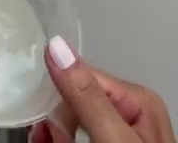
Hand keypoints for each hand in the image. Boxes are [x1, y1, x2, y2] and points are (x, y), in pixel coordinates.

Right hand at [30, 38, 175, 142]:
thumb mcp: (114, 138)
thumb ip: (87, 96)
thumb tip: (56, 44)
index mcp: (138, 99)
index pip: (80, 77)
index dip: (56, 98)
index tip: (40, 121)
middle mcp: (131, 112)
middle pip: (74, 101)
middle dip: (55, 122)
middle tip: (43, 138)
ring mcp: (122, 134)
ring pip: (73, 120)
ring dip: (55, 132)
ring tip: (48, 141)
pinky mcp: (112, 141)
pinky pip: (78, 133)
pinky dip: (63, 138)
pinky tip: (56, 141)